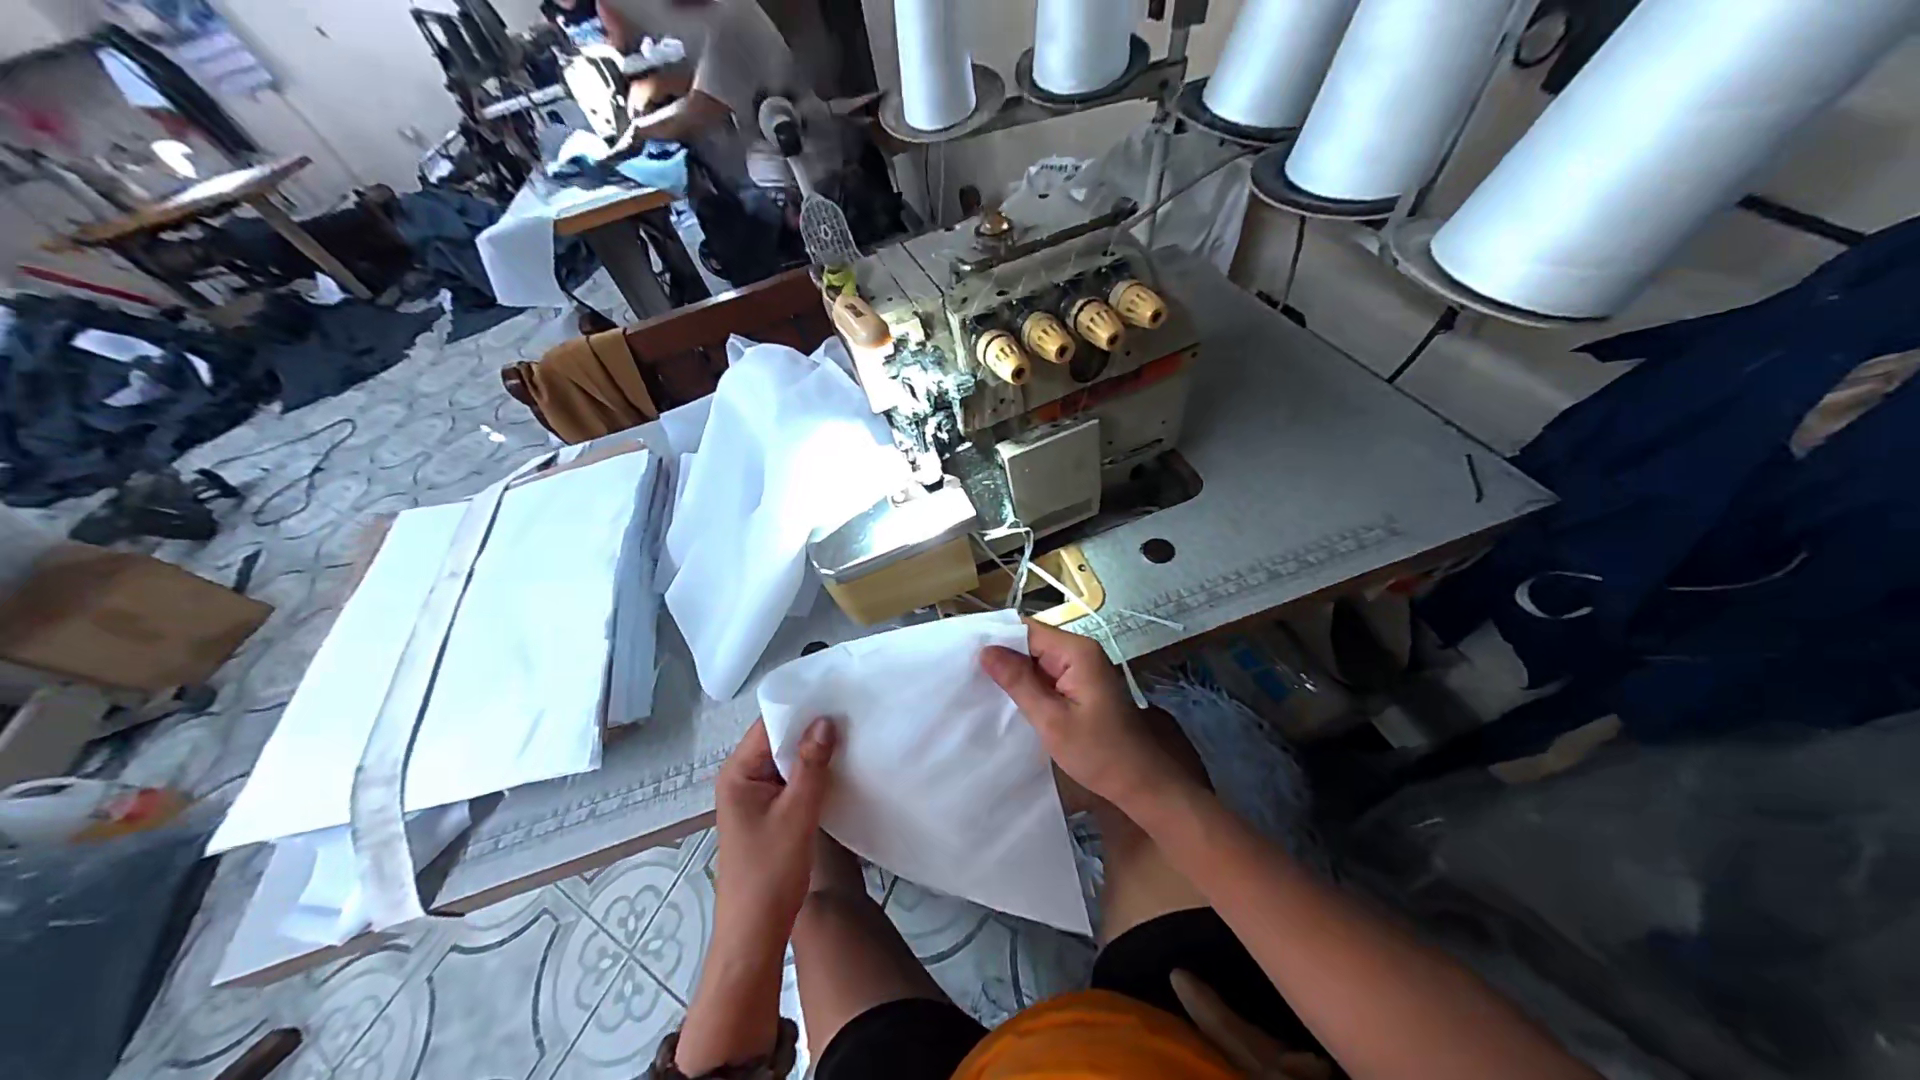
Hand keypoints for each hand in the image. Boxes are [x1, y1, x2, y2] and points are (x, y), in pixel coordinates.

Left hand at [712, 718, 835, 931]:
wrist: (755, 933)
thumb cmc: (769, 873)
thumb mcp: (796, 815)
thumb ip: (811, 765)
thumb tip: (825, 720)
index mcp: (738, 773)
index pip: (768, 724)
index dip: (800, 709)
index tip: (836, 695)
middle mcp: (742, 778)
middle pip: (778, 739)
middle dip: (811, 728)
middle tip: (851, 713)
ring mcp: (756, 796)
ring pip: (788, 761)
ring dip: (814, 752)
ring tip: (851, 735)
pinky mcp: (769, 812)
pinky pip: (792, 780)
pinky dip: (813, 773)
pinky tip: (839, 768)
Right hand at [981, 621, 1189, 813]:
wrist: (1142, 783)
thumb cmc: (1099, 753)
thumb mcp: (1051, 719)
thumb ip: (1018, 682)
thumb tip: (985, 651)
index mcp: (1076, 651)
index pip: (1026, 629)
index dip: (996, 638)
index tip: (963, 653)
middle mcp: (1080, 651)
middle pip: (1030, 641)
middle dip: (1001, 656)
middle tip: (965, 672)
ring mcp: (1081, 668)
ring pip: (1036, 659)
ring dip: (1013, 672)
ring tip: (977, 684)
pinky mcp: (1080, 686)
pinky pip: (1046, 675)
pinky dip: (1027, 684)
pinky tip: (1005, 698)